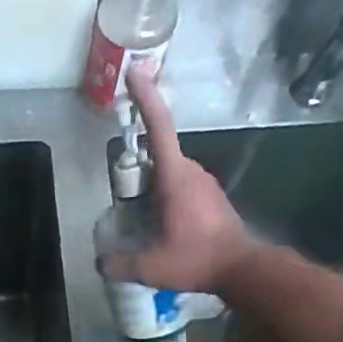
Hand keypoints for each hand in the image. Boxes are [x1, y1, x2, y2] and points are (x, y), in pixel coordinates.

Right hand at [99, 69, 258, 293]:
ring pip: (168, 176)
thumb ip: (120, 263)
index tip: (134, 73)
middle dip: (136, 171)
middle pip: (157, 157)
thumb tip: (101, 262)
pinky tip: (160, 229)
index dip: (145, 97)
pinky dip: (165, 201)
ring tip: (139, 222)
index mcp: (175, 177)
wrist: (241, 267)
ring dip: (151, 191)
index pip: (158, 127)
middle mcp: (191, 172)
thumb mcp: (150, 267)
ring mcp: (204, 183)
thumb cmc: (196, 259)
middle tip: (121, 199)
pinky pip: (181, 190)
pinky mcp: (210, 198)